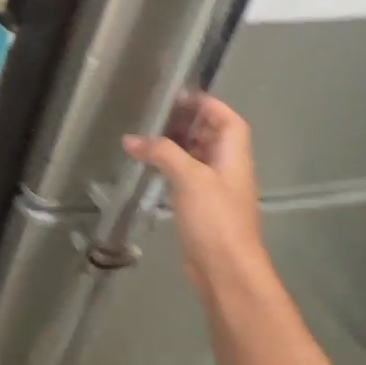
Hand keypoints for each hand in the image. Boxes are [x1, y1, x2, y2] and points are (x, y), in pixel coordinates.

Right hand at [123, 95, 272, 293]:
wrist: (225, 267)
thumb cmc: (215, 219)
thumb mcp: (190, 178)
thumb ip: (162, 154)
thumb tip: (131, 139)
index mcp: (234, 157)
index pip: (228, 121)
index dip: (208, 106)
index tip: (179, 96)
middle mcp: (227, 169)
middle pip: (211, 136)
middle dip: (187, 122)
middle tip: (153, 114)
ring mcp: (214, 189)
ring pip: (196, 156)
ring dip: (175, 144)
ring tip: (145, 136)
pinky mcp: (200, 206)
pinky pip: (185, 176)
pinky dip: (169, 166)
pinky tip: (149, 166)